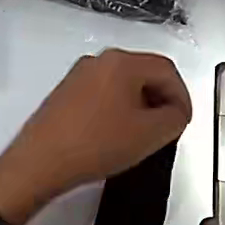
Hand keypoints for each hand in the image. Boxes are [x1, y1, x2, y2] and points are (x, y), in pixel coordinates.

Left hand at [0, 50, 190, 220]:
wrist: (40, 163)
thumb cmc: (96, 145)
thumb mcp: (150, 135)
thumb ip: (175, 118)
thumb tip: (175, 113)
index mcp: (122, 62)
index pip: (167, 70)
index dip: (183, 96)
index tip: (184, 120)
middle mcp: (98, 62)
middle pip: (144, 73)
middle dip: (162, 100)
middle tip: (168, 127)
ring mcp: (78, 77)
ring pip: (122, 85)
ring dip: (140, 106)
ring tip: (143, 135)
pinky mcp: (65, 95)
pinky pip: (102, 95)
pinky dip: (117, 111)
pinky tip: (116, 136)